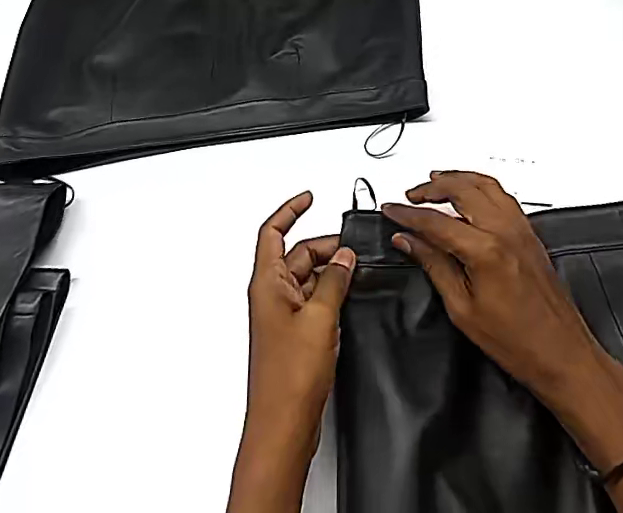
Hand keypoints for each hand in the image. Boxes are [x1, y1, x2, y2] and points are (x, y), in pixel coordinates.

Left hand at [229, 192, 354, 512]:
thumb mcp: (319, 317)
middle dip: (324, 246)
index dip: (290, 210)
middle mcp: (272, 295)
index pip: (273, 231)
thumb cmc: (288, 379)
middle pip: (296, 253)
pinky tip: (348, 298)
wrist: (283, 425)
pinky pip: (313, 299)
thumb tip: (344, 257)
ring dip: (330, 270)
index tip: (308, 197)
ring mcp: (283, 315)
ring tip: (355, 271)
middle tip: (351, 247)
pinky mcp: (295, 333)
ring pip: (307, 276)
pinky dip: (330, 292)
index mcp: (267, 283)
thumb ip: (334, 281)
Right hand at [381, 172, 611, 404]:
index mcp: (486, 251)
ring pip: (484, 183)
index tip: (391, 210)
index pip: (435, 220)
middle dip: (431, 188)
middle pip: (461, 189)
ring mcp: (521, 230)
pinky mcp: (530, 234)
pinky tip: (470, 193)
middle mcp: (506, 232)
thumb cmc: (520, 342)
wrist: (563, 356)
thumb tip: (409, 241)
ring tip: (436, 183)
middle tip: (411, 195)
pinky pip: (502, 194)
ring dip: (457, 179)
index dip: (407, 214)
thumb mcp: (462, 308)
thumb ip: (433, 265)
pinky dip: (479, 186)